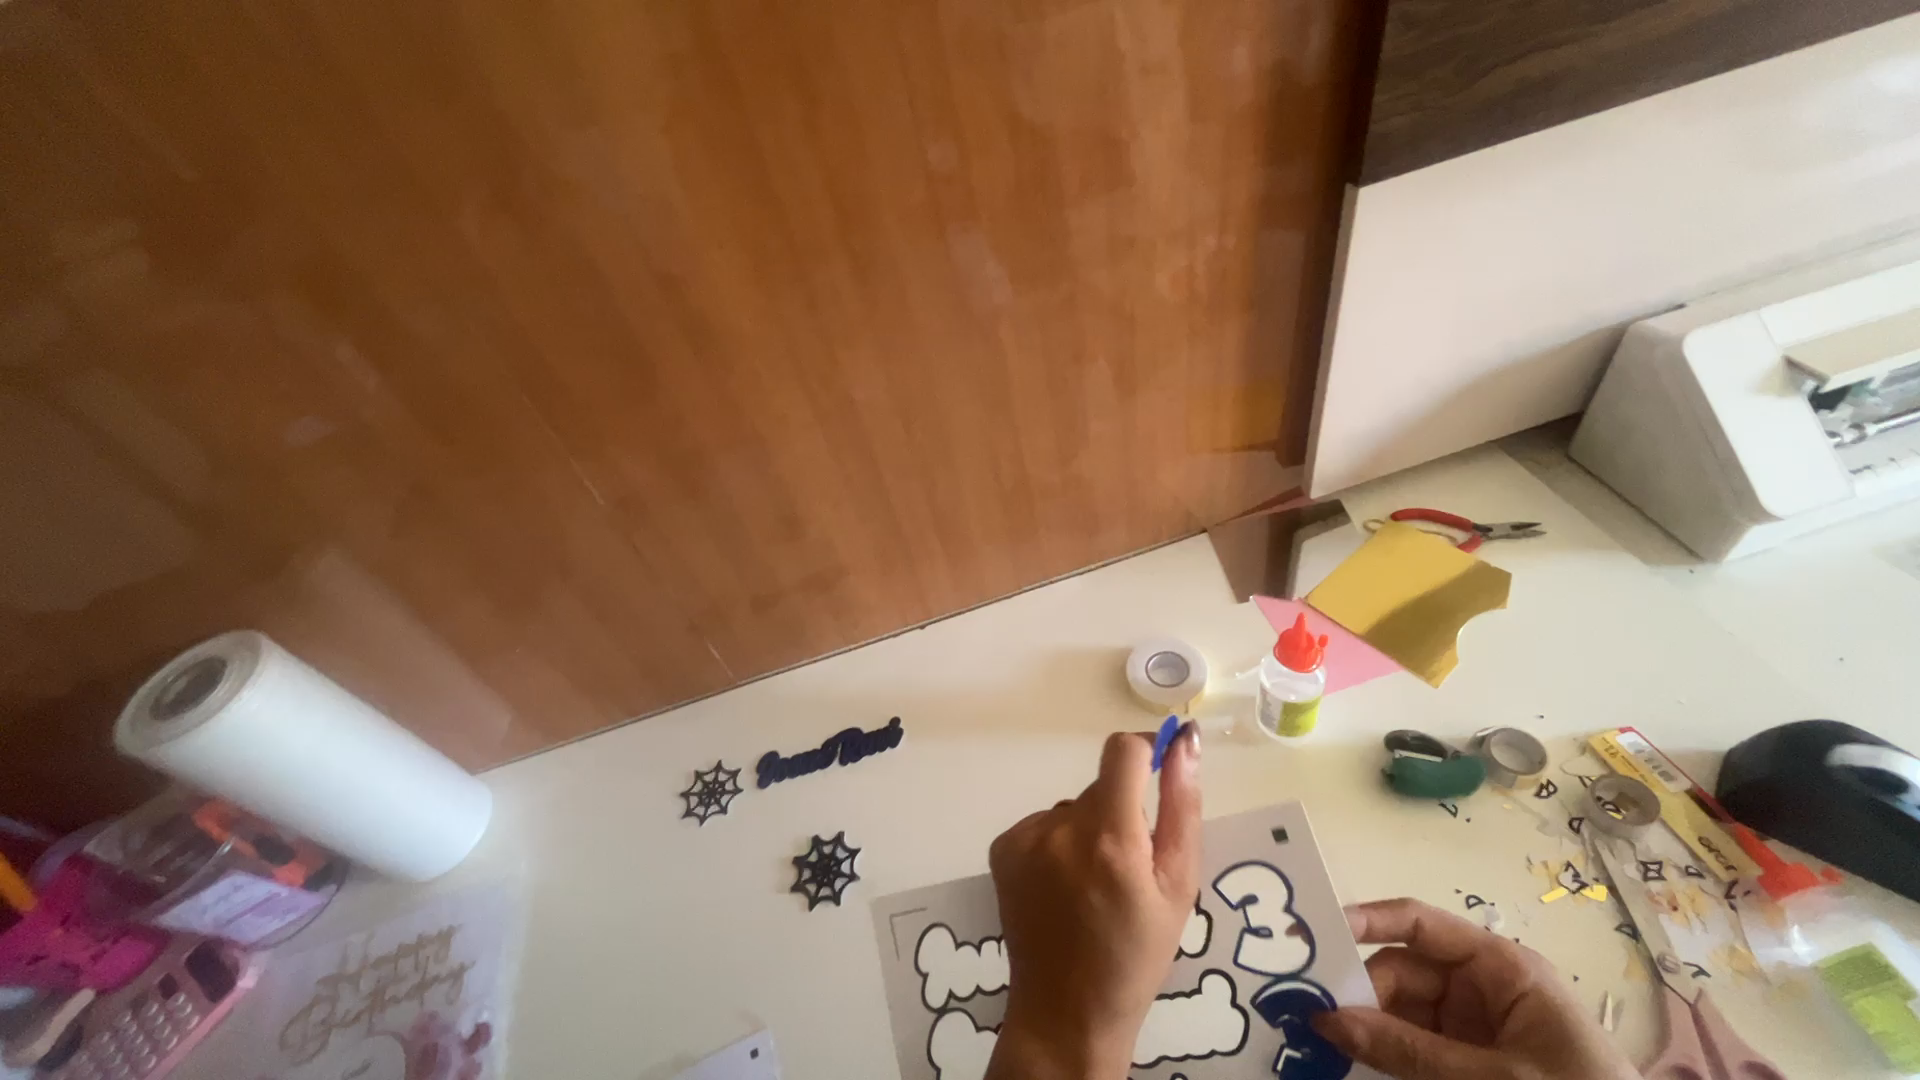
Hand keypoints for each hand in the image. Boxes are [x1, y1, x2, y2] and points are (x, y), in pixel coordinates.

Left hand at [984, 726, 1202, 1079]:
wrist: (1066, 1012)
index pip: (1121, 752)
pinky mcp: (1002, 849)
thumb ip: (1181, 805)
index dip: (1144, 752)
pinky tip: (1064, 889)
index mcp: (1109, 837)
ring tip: (1095, 886)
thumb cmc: (1137, 954)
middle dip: (1122, 812)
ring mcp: (1024, 837)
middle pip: (1101, 787)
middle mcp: (1059, 828)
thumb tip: (1184, 740)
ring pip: (1073, 809)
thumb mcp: (1178, 885)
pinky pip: (1044, 826)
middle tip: (1131, 868)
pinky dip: (1058, 846)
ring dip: (1089, 831)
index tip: (1159, 772)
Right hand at [1314, 898, 1638, 1079]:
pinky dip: (1379, 1055)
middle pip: (1399, 973)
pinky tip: (1349, 1061)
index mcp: (1499, 968)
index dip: (1365, 919)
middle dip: (1357, 991)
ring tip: (1318, 1039)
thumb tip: (1326, 1019)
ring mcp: (1471, 1030)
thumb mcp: (1494, 1077)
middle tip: (1309, 1011)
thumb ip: (1410, 1051)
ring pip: (1397, 1013)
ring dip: (1362, 1026)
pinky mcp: (1465, 1067)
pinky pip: (1410, 1049)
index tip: (1314, 931)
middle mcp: (1479, 989)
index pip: (1418, 923)